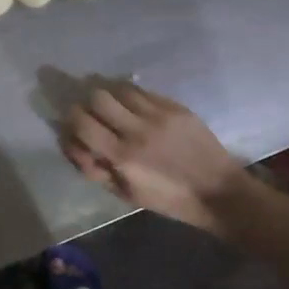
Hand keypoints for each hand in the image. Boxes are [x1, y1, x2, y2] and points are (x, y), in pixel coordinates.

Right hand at [61, 85, 252, 230]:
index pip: (82, 123)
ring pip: (119, 88)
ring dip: (110, 95)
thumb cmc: (169, 199)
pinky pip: (143, 91)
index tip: (73, 122)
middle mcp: (137, 130)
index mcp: (122, 157)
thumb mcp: (125, 194)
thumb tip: (73, 144)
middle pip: (97, 97)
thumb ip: (95, 169)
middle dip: (88, 103)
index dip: (71, 119)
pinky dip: (131, 96)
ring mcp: (158, 115)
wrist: (218, 191)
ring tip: (113, 105)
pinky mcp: (175, 107)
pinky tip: (134, 105)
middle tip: (92, 112)